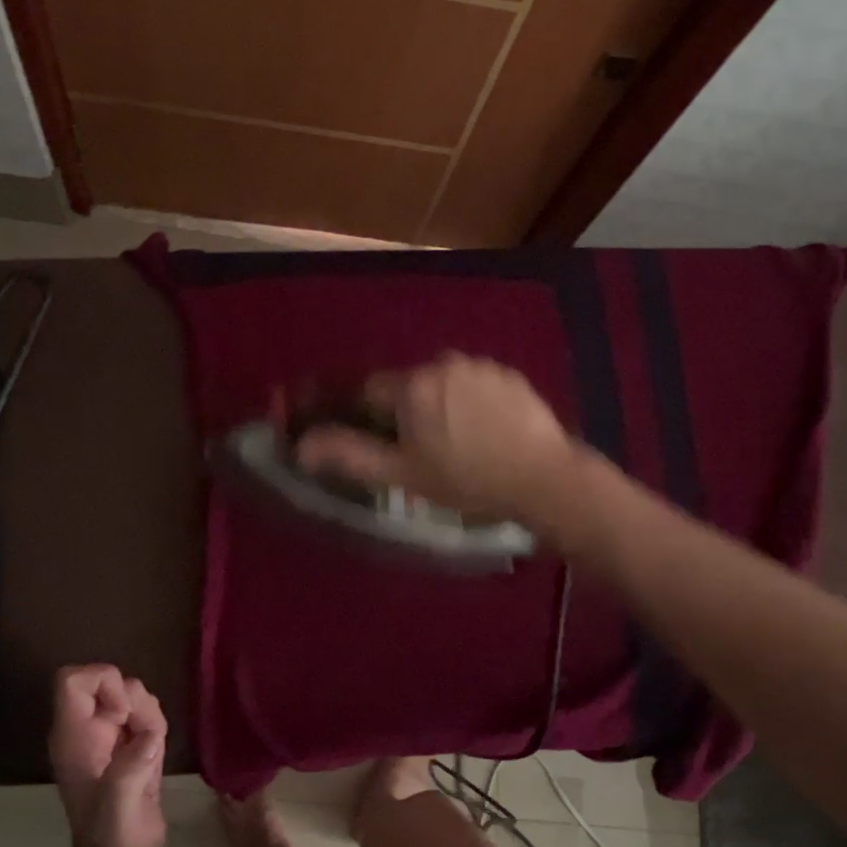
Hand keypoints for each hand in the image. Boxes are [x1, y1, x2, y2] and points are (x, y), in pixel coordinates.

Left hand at [48, 665, 167, 846]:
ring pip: (130, 692)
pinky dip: (156, 723)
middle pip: (107, 680)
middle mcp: (88, 729)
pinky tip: (156, 752)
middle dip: (133, 699)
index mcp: (73, 738)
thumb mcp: (118, 811)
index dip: (101, 681)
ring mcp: (109, 734)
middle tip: (142, 735)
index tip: (121, 712)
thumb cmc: (112, 841)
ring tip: (151, 749)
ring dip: (148, 712)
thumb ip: (128, 773)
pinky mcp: (130, 742)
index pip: (72, 681)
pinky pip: (144, 711)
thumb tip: (148, 737)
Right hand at [294, 352, 577, 520]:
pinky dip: (469, 405)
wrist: (545, 481)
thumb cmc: (467, 482)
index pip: (367, 391)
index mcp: (411, 386)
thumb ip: (349, 455)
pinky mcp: (509, 375)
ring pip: (441, 385)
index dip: (363, 416)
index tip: (376, 442)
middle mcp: (442, 364)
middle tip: (421, 454)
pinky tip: (484, 435)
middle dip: (405, 414)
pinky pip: (473, 386)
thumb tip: (301, 445)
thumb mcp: (403, 476)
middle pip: (406, 387)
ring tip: (458, 447)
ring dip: (438, 407)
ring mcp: (480, 367)